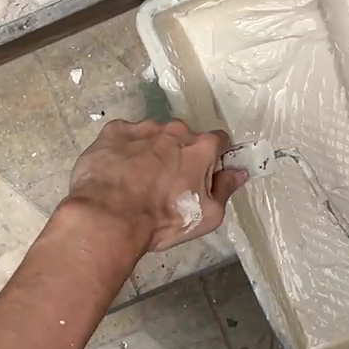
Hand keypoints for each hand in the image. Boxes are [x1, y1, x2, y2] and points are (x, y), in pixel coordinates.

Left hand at [65, 120, 247, 252]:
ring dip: (151, 150)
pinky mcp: (113, 132)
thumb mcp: (208, 215)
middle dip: (179, 154)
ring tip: (136, 179)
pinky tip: (116, 171)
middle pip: (183, 137)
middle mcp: (175, 130)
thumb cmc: (163, 220)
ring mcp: (142, 128)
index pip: (218, 141)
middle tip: (167, 182)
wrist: (109, 218)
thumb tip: (239, 172)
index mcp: (201, 147)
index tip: (203, 174)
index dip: (213, 157)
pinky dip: (123, 149)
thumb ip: (226, 189)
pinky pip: (123, 136)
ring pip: (153, 135)